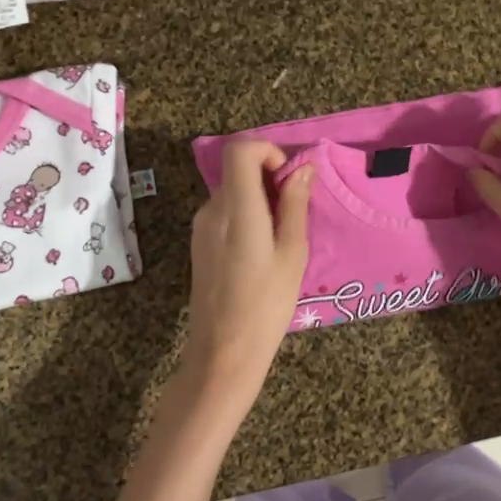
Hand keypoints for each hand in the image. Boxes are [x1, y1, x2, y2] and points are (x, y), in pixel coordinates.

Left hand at [184, 140, 313, 396]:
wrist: (224, 351)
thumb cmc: (266, 303)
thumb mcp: (293, 252)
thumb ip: (295, 204)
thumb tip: (301, 169)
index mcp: (237, 208)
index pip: (240, 149)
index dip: (267, 151)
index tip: (288, 178)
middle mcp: (212, 209)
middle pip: (238, 170)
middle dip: (269, 179)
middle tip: (295, 213)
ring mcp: (201, 226)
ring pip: (233, 192)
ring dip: (260, 200)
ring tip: (282, 239)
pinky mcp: (199, 243)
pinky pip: (225, 213)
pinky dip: (247, 216)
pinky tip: (262, 252)